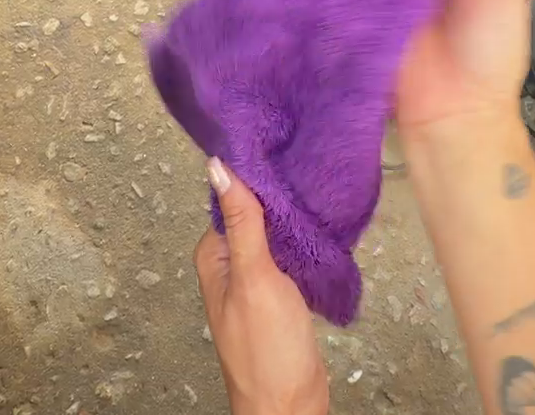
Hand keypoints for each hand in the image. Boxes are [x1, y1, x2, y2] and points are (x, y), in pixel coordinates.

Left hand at [195, 158, 328, 414]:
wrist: (291, 406)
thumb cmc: (267, 346)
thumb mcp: (255, 276)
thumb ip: (241, 221)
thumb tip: (218, 165)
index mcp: (214, 253)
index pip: (231, 196)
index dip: (256, 172)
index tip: (282, 146)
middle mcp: (230, 261)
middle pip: (253, 211)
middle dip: (277, 192)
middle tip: (306, 163)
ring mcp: (255, 276)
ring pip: (274, 230)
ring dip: (292, 214)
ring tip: (316, 185)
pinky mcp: (279, 289)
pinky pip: (288, 250)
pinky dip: (302, 237)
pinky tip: (319, 222)